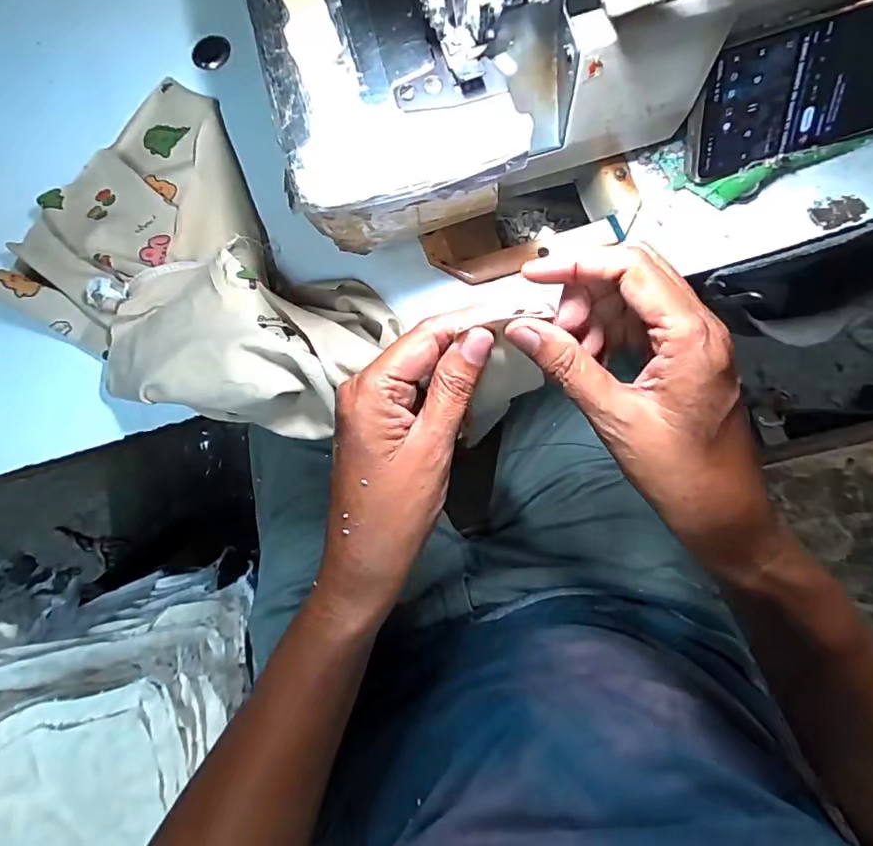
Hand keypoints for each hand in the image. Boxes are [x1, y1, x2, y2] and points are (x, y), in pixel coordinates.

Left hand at [311, 321, 493, 627]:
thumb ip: (454, 386)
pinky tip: (469, 378)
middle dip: (463, 334)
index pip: (425, 335)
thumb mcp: (432, 445)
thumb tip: (478, 336)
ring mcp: (365, 400)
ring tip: (498, 346)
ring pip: (416, 363)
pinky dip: (439, 381)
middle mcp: (361, 384)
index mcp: (370, 386)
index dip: (468, 320)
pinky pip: (410, 385)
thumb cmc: (397, 512)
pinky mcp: (374, 415)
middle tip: (511, 327)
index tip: (510, 312)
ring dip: (454, 356)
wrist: (364, 560)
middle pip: (419, 344)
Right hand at [501, 244, 783, 576]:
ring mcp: (693, 339)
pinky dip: (605, 331)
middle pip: (632, 273)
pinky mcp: (684, 355)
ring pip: (632, 297)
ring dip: (592, 313)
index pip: (631, 267)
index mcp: (691, 335)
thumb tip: (523, 330)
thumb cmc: (682, 474)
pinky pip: (638, 323)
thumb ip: (567, 366)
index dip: (577, 263)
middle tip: (555, 327)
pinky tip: (587, 358)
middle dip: (583, 290)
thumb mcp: (615, 417)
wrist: (725, 514)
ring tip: (570, 350)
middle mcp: (698, 326)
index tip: (534, 276)